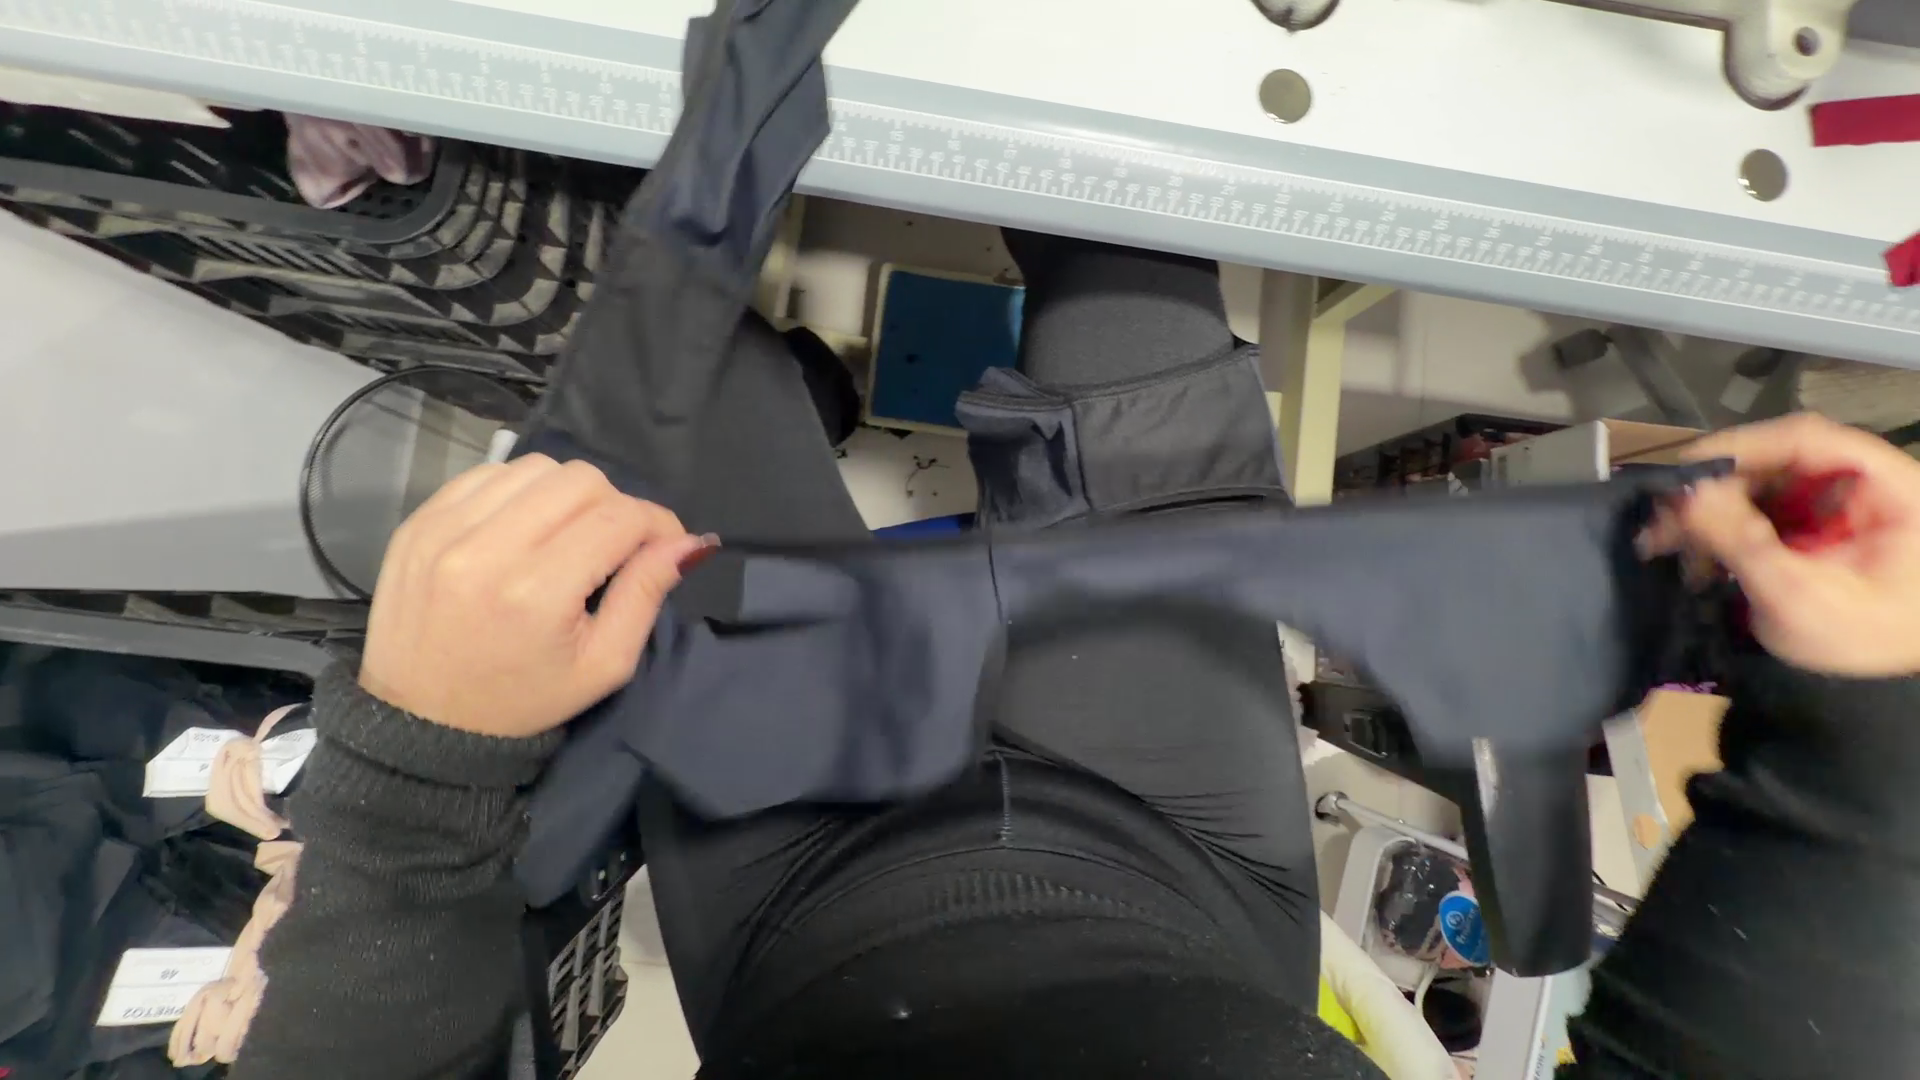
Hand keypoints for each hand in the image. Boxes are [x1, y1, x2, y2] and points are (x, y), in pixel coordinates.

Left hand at [358, 454, 715, 736]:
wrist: (421, 721)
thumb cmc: (526, 698)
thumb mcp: (606, 663)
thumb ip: (647, 594)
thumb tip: (690, 543)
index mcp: (537, 591)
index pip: (619, 518)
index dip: (657, 523)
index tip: (665, 544)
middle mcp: (486, 548)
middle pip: (581, 480)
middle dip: (616, 505)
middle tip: (616, 544)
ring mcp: (443, 530)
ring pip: (537, 468)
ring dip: (570, 494)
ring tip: (569, 535)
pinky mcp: (418, 522)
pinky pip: (490, 474)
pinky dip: (524, 491)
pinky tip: (527, 528)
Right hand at [1645, 413, 1919, 677]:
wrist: (1890, 682)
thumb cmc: (1862, 639)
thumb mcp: (1798, 594)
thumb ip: (1741, 539)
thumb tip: (1684, 492)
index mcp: (1891, 492)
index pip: (1811, 440)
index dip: (1744, 447)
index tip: (1685, 473)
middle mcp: (1860, 489)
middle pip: (1773, 462)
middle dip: (1709, 489)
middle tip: (1660, 518)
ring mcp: (1833, 509)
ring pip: (1753, 487)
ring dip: (1701, 511)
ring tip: (1660, 540)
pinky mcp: (1808, 529)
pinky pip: (1750, 512)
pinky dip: (1711, 528)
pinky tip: (1684, 551)